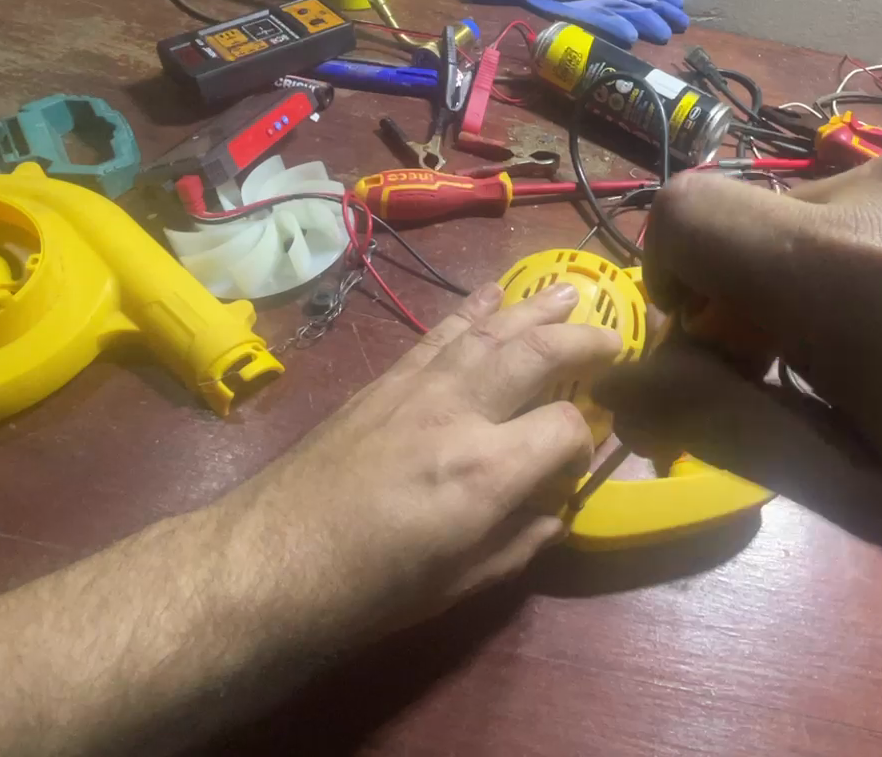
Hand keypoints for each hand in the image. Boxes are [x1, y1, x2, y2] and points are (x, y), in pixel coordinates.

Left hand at [217, 282, 618, 650]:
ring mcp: (420, 386)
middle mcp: (460, 412)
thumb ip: (522, 540)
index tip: (580, 457)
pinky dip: (473, 308)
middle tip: (613, 337)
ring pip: (490, 328)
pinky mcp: (388, 378)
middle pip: (536, 352)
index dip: (585, 438)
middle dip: (582, 340)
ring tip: (568, 291)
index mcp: (485, 471)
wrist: (268, 561)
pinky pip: (442, 331)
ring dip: (535, 307)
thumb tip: (558, 510)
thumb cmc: (370, 589)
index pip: (565, 425)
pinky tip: (494, 293)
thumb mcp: (461, 584)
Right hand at [598, 113, 881, 598]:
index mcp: (853, 271)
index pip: (684, 211)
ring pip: (845, 201)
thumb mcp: (876, 495)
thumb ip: (732, 424)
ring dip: (849, 265)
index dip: (673, 275)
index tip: (724, 340)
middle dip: (772, 290)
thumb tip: (625, 376)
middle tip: (848, 372)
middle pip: (768, 216)